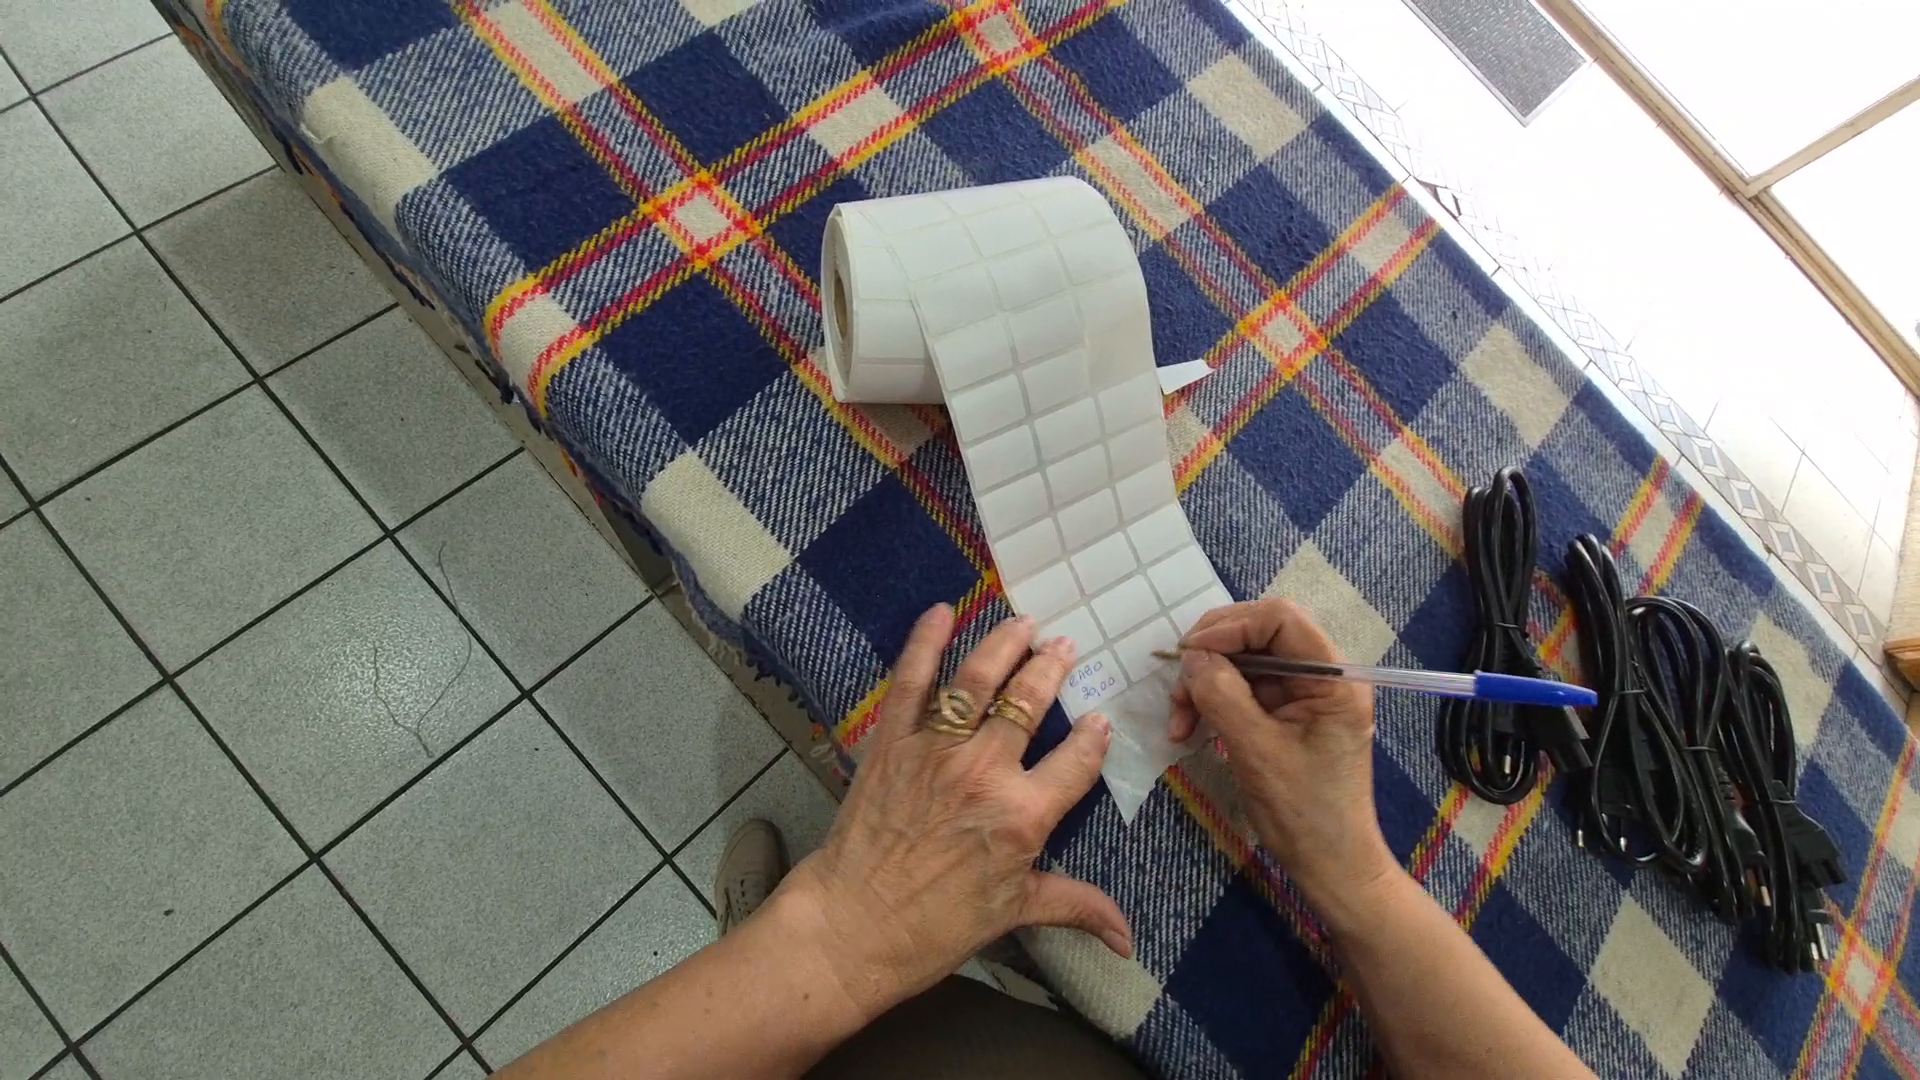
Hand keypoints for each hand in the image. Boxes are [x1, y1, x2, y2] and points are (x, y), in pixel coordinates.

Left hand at [769, 604, 1129, 1019]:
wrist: (853, 926)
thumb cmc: (936, 926)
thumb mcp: (1013, 913)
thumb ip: (1075, 907)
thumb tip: (1129, 939)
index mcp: (1023, 815)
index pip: (1075, 761)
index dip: (1094, 736)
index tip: (1100, 718)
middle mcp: (985, 770)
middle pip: (1028, 704)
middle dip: (1051, 668)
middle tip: (1064, 645)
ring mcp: (936, 748)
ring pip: (977, 681)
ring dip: (1004, 645)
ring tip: (1024, 623)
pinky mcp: (893, 739)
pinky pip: (911, 681)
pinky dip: (924, 643)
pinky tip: (940, 611)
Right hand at [1169, 599, 1400, 914]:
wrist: (1329, 867)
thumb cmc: (1304, 813)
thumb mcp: (1256, 751)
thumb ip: (1222, 695)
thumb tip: (1191, 656)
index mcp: (1332, 680)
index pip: (1280, 619)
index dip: (1231, 626)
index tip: (1191, 654)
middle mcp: (1319, 678)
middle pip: (1255, 635)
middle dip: (1210, 656)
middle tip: (1180, 688)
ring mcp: (1299, 695)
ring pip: (1239, 662)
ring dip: (1203, 684)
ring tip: (1180, 721)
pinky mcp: (1281, 713)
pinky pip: (1238, 688)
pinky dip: (1209, 702)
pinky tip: (1190, 727)